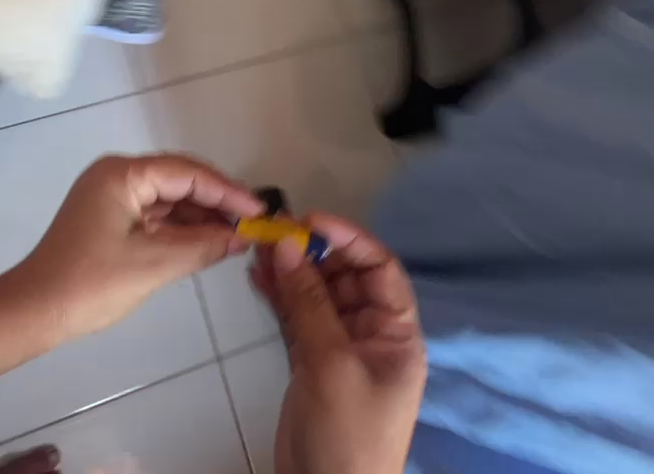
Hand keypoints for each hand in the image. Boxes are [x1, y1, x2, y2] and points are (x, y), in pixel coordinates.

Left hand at [8, 154, 265, 341]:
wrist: (34, 311)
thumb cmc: (91, 283)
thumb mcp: (153, 265)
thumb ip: (202, 246)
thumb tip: (241, 239)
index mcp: (122, 174)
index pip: (186, 173)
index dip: (226, 191)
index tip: (259, 212)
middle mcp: (117, 174)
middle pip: (178, 179)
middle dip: (216, 201)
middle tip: (254, 222)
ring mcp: (112, 195)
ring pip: (168, 197)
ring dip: (200, 216)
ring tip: (238, 235)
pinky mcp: (111, 216)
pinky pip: (155, 214)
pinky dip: (181, 227)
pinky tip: (208, 241)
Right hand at [252, 213, 424, 473]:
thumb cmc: (347, 432)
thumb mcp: (331, 364)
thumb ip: (309, 302)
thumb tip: (288, 243)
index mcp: (395, 334)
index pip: (379, 269)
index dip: (349, 240)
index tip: (310, 220)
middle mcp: (371, 333)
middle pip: (344, 276)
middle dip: (313, 251)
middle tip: (275, 232)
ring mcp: (339, 345)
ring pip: (316, 292)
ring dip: (291, 269)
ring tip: (259, 248)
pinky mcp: (311, 358)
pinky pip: (297, 313)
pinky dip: (279, 293)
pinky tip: (257, 276)